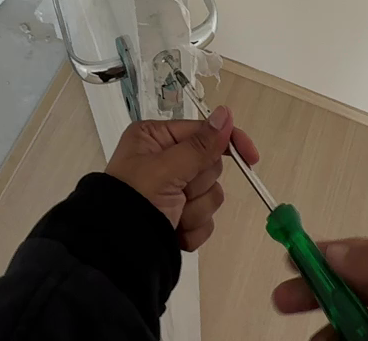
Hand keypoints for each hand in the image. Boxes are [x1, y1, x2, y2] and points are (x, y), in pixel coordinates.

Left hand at [104, 106, 260, 251]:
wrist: (117, 254)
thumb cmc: (135, 200)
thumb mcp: (166, 169)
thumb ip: (200, 145)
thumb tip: (226, 114)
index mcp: (156, 138)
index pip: (203, 131)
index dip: (228, 142)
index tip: (250, 157)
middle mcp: (165, 160)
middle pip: (210, 165)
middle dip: (198, 185)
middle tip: (178, 193)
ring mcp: (173, 190)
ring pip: (211, 195)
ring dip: (194, 210)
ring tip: (172, 217)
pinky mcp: (180, 218)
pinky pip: (205, 220)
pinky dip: (192, 230)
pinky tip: (174, 232)